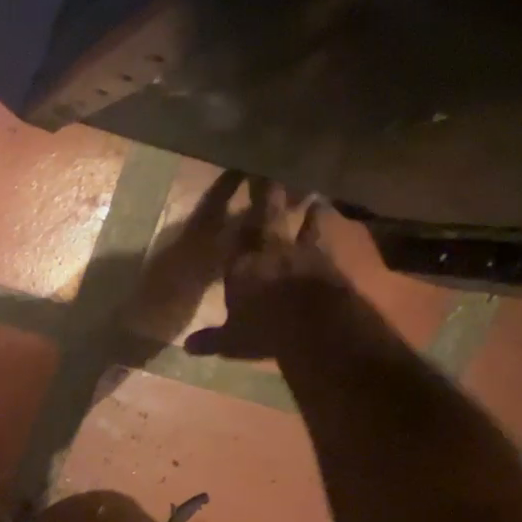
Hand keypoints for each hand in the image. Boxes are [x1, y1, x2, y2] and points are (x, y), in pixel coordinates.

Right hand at [182, 180, 354, 361]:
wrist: (316, 326)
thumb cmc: (265, 332)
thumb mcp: (232, 342)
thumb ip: (211, 340)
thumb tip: (187, 346)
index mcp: (241, 268)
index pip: (234, 240)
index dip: (234, 223)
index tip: (232, 210)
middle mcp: (270, 251)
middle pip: (268, 217)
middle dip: (268, 196)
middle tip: (270, 175)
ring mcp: (303, 251)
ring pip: (305, 221)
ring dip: (308, 208)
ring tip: (312, 195)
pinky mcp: (330, 258)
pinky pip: (327, 236)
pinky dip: (330, 225)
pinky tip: (334, 218)